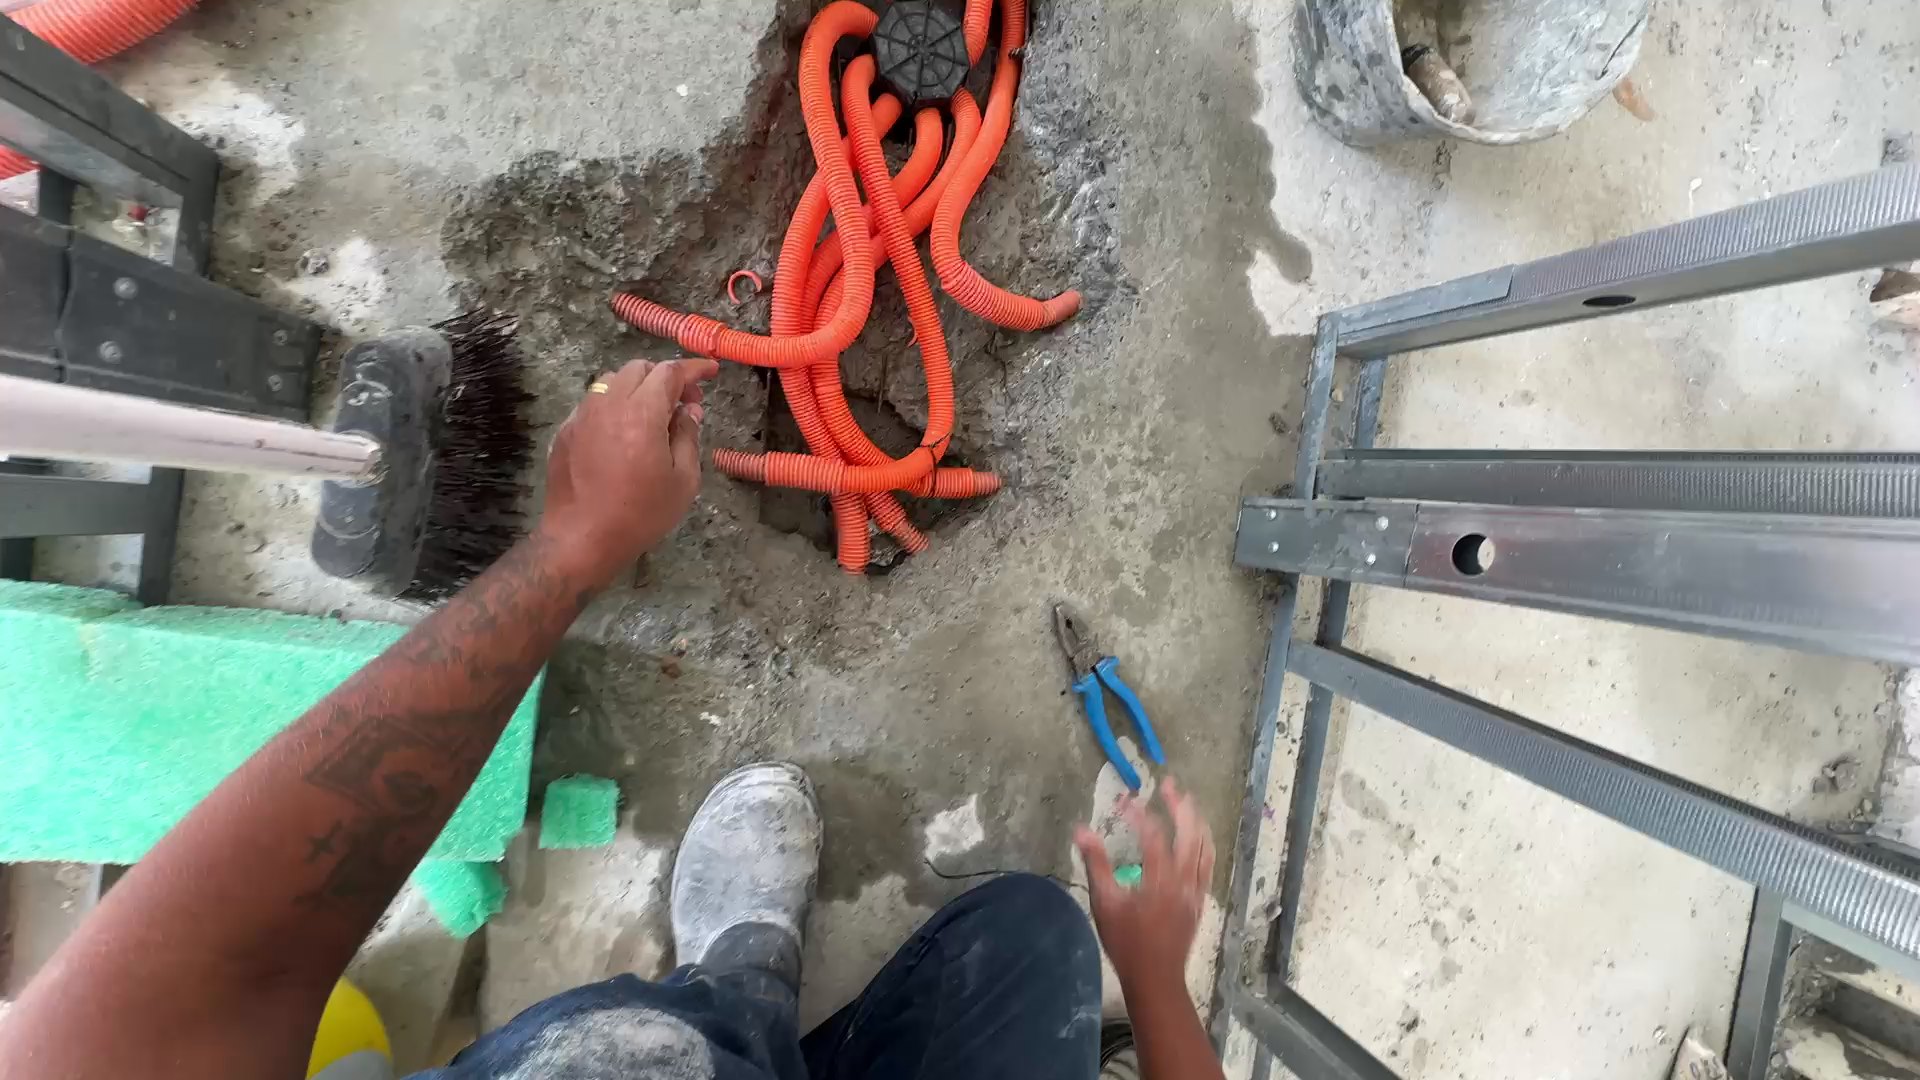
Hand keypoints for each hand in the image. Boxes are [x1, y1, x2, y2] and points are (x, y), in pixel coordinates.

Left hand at [537, 357, 719, 587]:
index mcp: (641, 413)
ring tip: (654, 417)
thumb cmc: (642, 513)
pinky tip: (625, 434)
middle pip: (638, 369)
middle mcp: (608, 404)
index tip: (711, 370)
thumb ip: (688, 437)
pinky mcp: (565, 431)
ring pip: (611, 381)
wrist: (582, 538)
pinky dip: (615, 406)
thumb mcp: (683, 480)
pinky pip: (593, 403)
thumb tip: (689, 412)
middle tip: (686, 404)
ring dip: (638, 388)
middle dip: (666, 377)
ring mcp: (581, 416)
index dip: (693, 368)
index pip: (669, 373)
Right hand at [1073, 776, 1215, 993]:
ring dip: (1196, 820)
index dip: (1139, 813)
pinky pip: (1208, 865)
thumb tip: (1080, 830)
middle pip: (1189, 834)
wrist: (1155, 980)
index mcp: (1160, 880)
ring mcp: (1195, 890)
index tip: (1124, 801)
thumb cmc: (1126, 942)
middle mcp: (1183, 881)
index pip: (1153, 834)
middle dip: (1179, 806)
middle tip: (1169, 784)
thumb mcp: (1104, 903)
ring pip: (1204, 847)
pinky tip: (1199, 835)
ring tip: (1187, 800)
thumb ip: (1095, 863)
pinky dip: (1205, 843)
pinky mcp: (1200, 900)